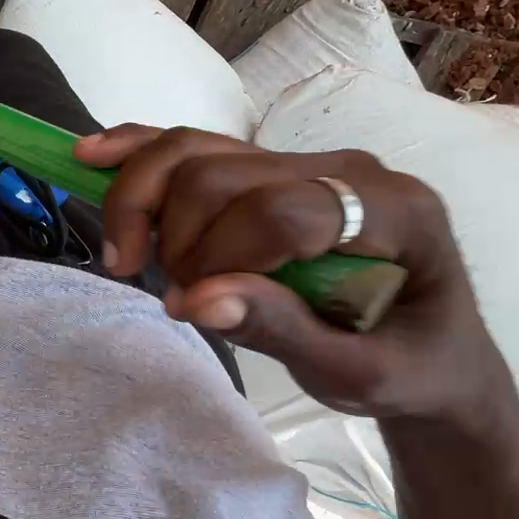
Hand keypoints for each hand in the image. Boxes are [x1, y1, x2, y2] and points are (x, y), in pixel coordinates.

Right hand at [74, 124, 516, 425]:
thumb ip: (284, 330)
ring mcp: (301, 160)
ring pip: (190, 150)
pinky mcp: (263, 166)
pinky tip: (91, 155)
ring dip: (137, 200)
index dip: (222, 257)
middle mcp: (347, 168)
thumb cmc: (406, 367)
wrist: (427, 350)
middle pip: (218, 174)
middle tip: (169, 291)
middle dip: (174, 237)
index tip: (197, 307)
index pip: (280, 209)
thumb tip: (195, 301)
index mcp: (394, 211)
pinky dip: (135, 150)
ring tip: (124, 253)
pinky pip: (190, 145)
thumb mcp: (360, 373)